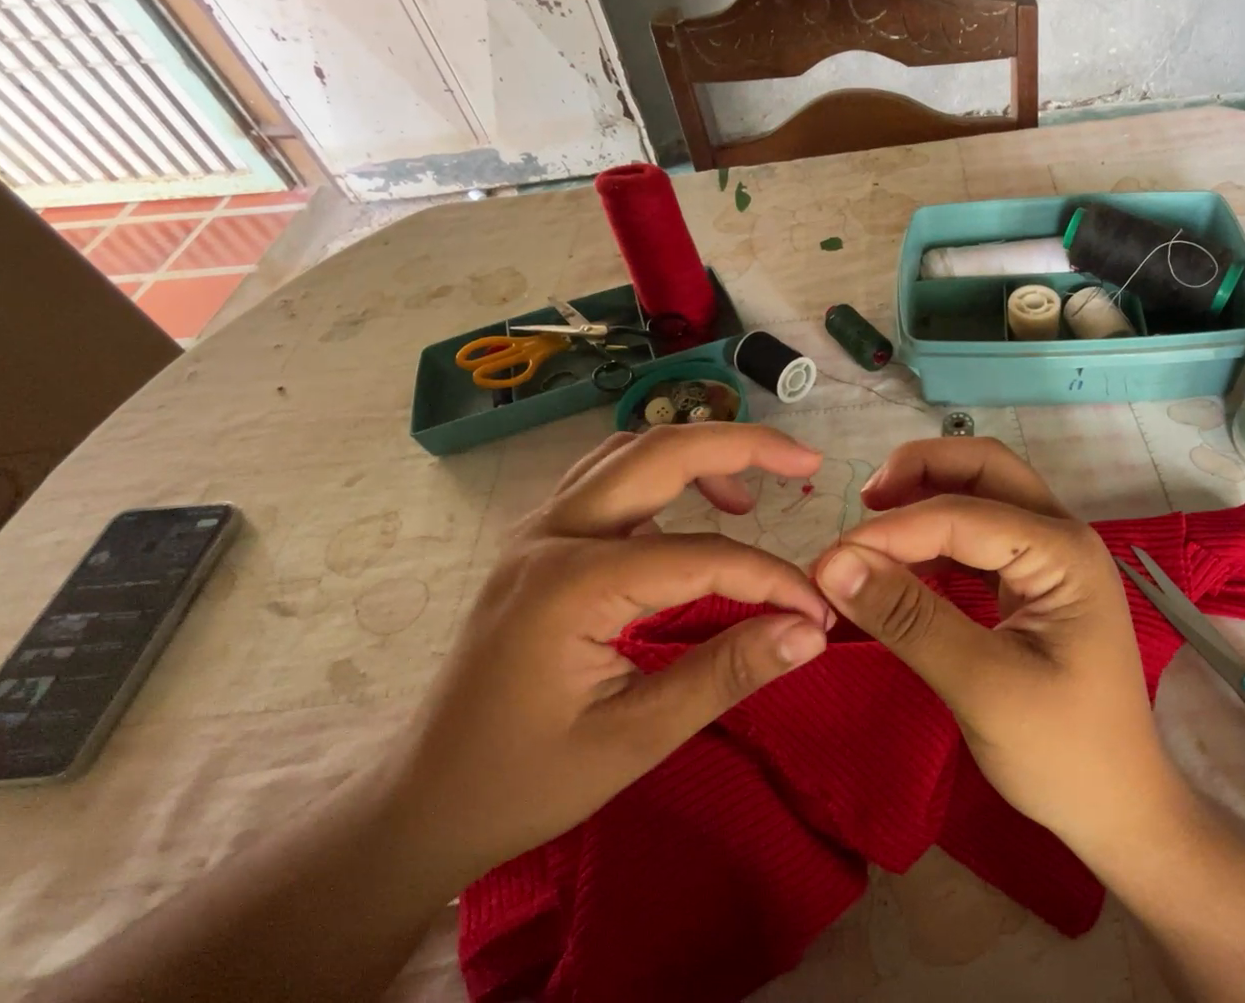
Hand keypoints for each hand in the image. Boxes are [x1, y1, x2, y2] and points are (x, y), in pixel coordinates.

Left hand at [390, 426, 833, 870]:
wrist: (426, 799)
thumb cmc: (528, 778)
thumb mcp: (637, 736)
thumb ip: (727, 673)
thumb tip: (810, 632)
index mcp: (572, 583)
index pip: (703, 556)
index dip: (771, 578)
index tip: (818, 613)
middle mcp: (550, 536)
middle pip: (657, 453)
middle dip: (740, 445)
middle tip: (807, 459)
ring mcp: (536, 534)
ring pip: (626, 454)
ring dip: (695, 453)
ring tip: (754, 490)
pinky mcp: (537, 547)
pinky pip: (604, 482)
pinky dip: (659, 477)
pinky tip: (690, 515)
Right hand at [814, 438, 1187, 851]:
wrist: (1118, 806)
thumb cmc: (1062, 752)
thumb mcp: (982, 686)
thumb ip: (910, 619)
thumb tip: (833, 563)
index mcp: (1064, 552)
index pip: (963, 513)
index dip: (889, 532)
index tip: (825, 564)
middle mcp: (1062, 539)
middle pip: (986, 470)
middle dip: (920, 473)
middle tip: (859, 506)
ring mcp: (1051, 562)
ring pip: (984, 498)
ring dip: (928, 498)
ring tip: (869, 529)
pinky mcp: (1034, 589)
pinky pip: (982, 540)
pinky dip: (938, 539)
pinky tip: (901, 563)